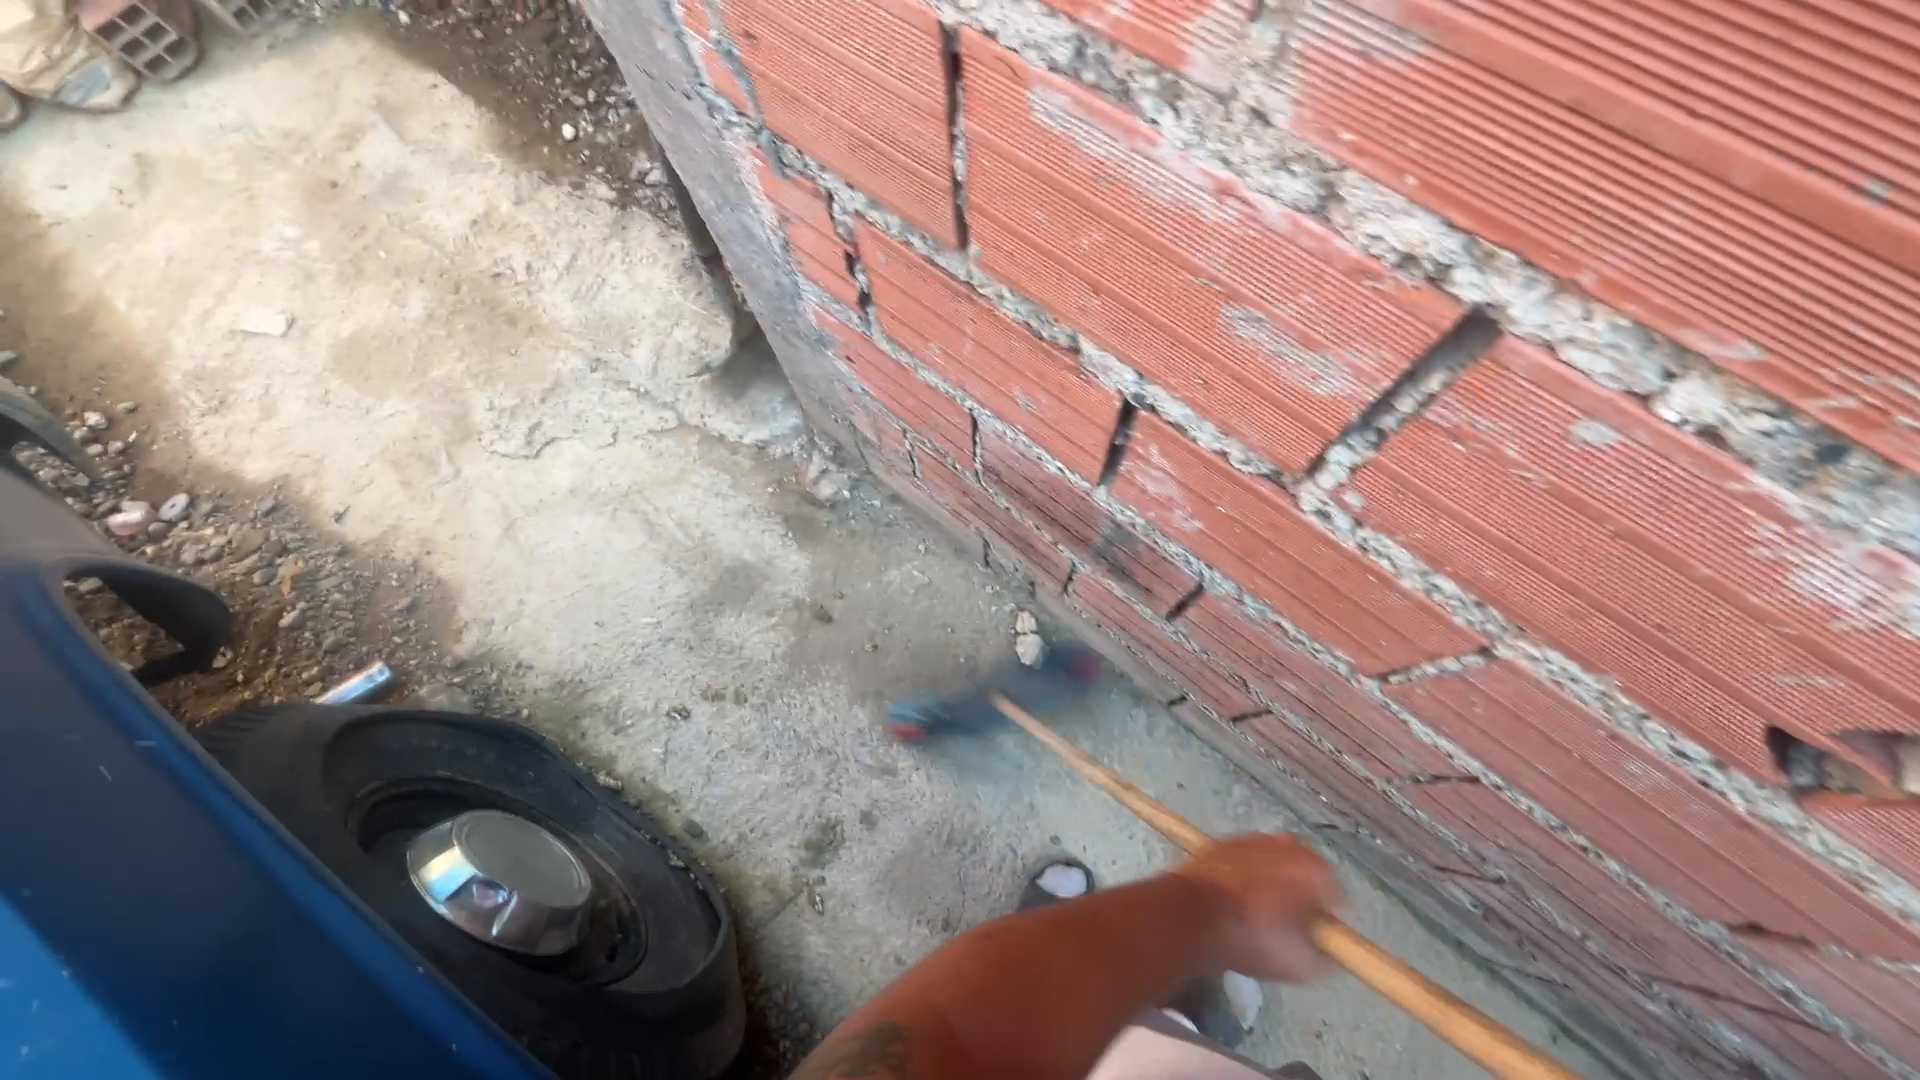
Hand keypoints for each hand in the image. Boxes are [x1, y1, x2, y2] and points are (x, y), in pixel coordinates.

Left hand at [1169, 832, 1342, 981]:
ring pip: (1275, 859)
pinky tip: (1238, 896)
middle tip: (1293, 918)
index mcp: (1314, 869)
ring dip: (1275, 879)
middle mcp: (1286, 845)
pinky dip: (1248, 873)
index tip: (1320, 932)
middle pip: (1307, 868)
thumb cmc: (1251, 937)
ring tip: (1262, 908)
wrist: (1190, 913)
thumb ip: (1326, 956)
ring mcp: (1251, 838)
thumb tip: (1328, 950)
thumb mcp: (1302, 964)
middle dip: (1304, 890)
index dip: (1329, 914)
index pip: (1336, 891)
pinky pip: (1246, 857)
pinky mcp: (1222, 841)